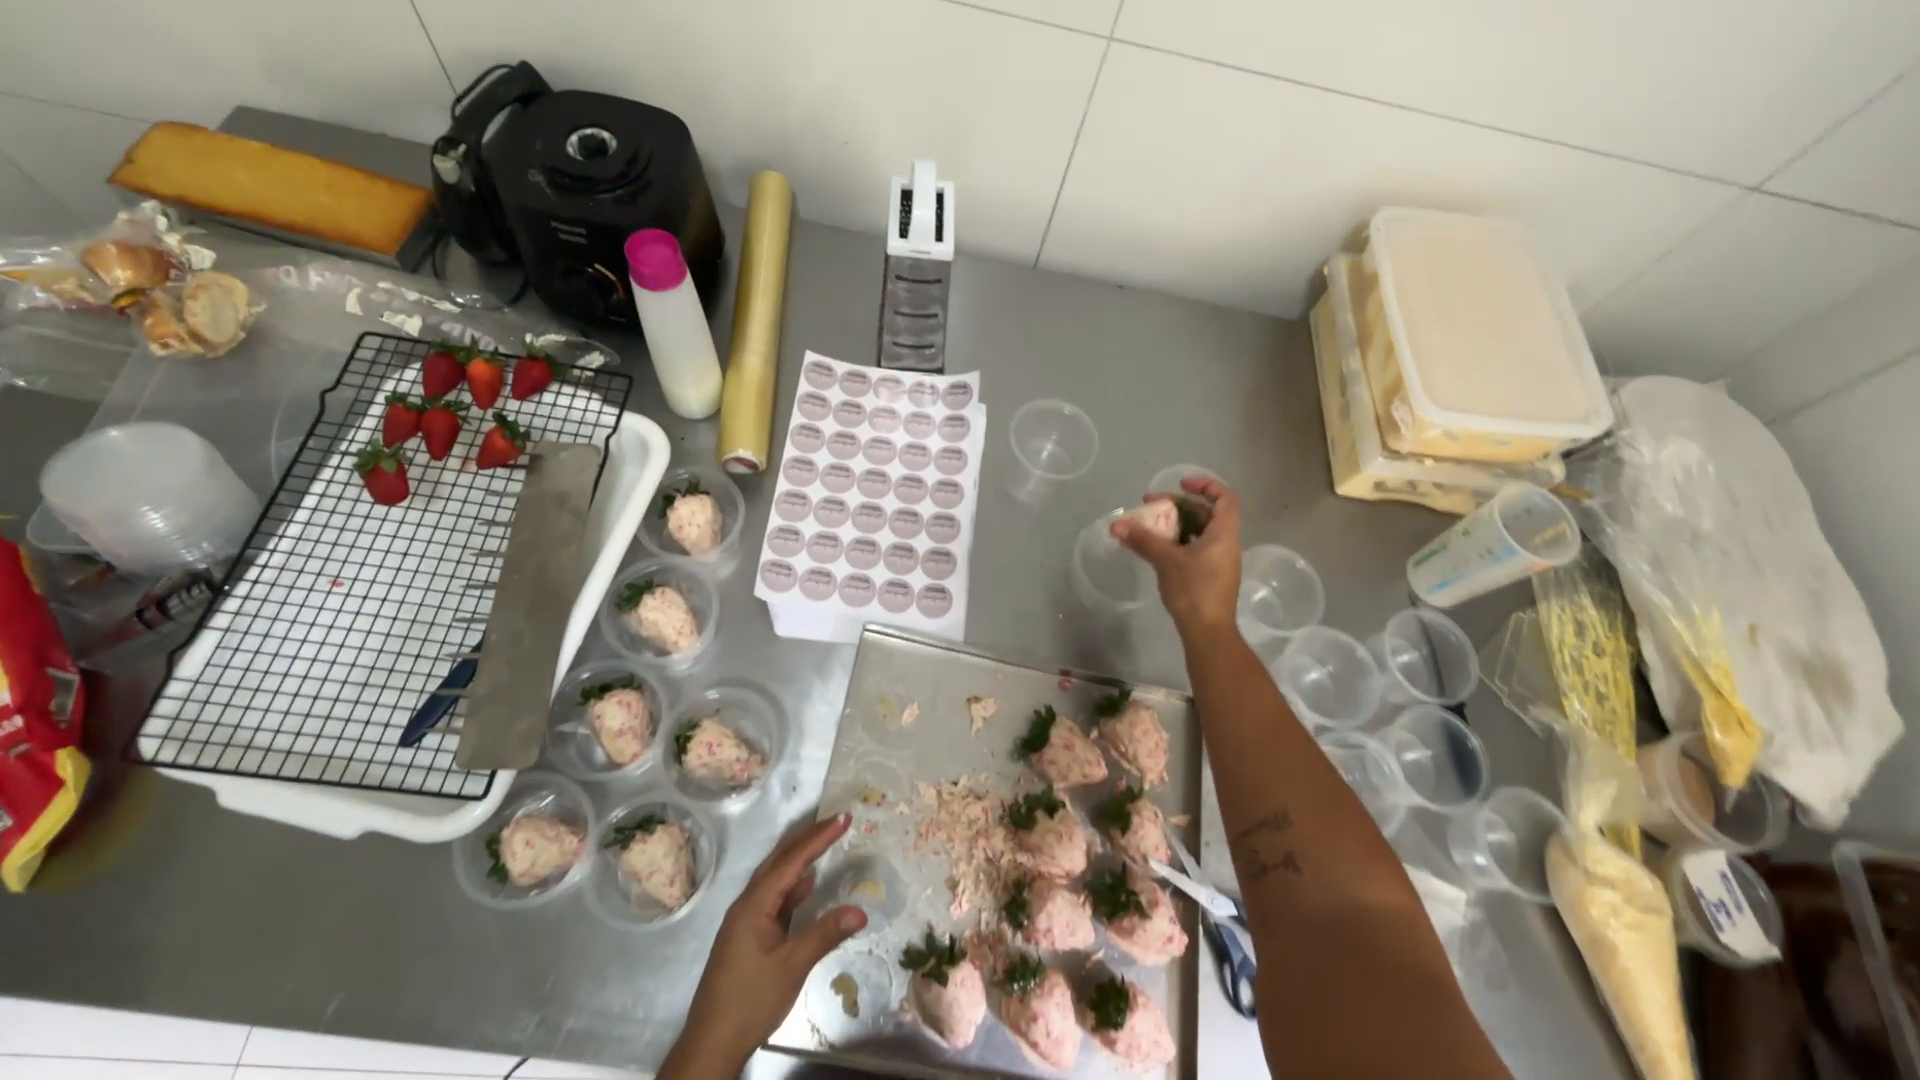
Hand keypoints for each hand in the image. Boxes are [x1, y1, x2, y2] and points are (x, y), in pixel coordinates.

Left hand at [661, 813, 866, 1078]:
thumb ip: (825, 934)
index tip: (843, 818)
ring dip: (799, 860)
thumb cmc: (750, 1000)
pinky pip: (774, 899)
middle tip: (836, 821)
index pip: (791, 862)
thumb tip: (861, 910)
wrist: (713, 1040)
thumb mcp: (792, 966)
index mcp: (753, 905)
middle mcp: (746, 905)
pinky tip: (808, 885)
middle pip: (778, 862)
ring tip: (825, 841)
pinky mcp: (749, 936)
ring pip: (775, 879)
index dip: (818, 838)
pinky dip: (793, 887)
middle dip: (807, 840)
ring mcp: (746, 921)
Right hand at [1111, 477, 1243, 639]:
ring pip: (1199, 533)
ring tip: (1149, 527)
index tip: (1181, 484)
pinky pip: (1195, 549)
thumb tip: (1117, 525)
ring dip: (1175, 525)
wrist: (1208, 633)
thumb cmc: (1194, 591)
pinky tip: (1157, 549)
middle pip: (1207, 514)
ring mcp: (1219, 561)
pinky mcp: (1210, 577)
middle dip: (1179, 506)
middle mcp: (1226, 544)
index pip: (1225, 497)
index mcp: (1224, 534)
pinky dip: (1177, 543)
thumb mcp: (1166, 561)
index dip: (1206, 485)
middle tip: (1151, 506)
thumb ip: (1143, 540)